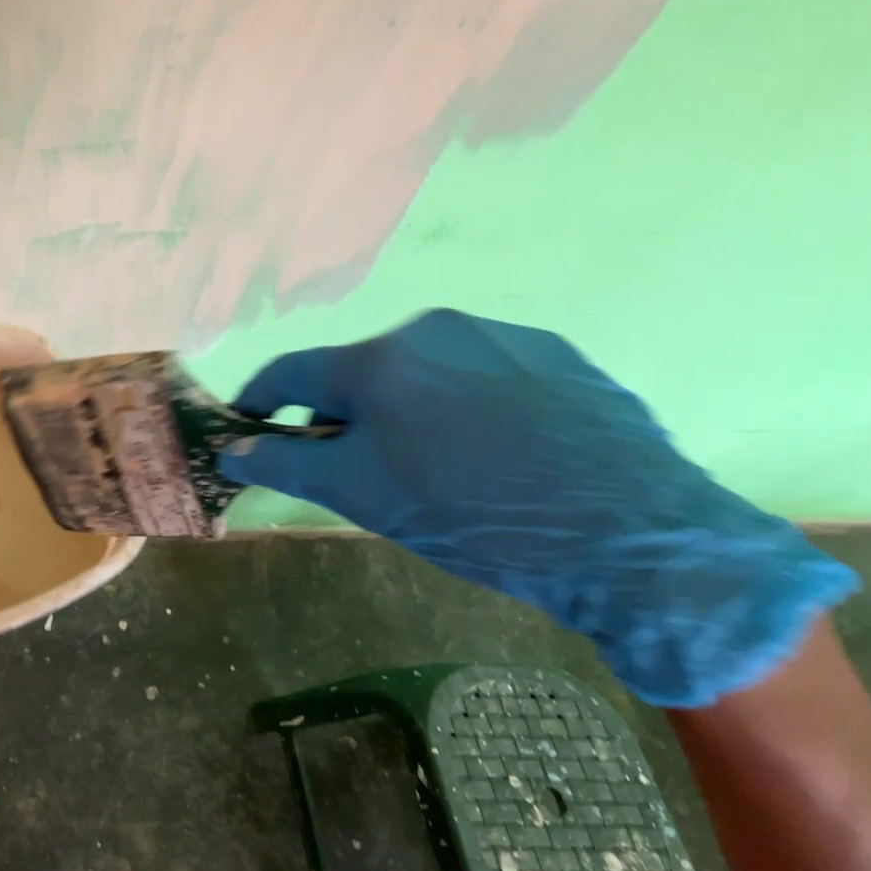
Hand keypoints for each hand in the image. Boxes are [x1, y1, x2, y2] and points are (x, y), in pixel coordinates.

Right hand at [217, 309, 857, 707]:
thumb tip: (233, 449)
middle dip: (344, 416)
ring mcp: (505, 338)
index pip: (290, 372)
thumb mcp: (360, 497)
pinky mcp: (561, 359)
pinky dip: (467, 409)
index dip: (259, 400)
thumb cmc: (473, 516)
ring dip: (407, 410)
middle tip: (357, 469)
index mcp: (380, 360)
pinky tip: (496, 456)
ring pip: (424, 373)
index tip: (249, 425)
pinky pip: (484, 377)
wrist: (638, 540)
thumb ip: (285, 464)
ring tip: (436, 467)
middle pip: (361, 372)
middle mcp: (436, 330)